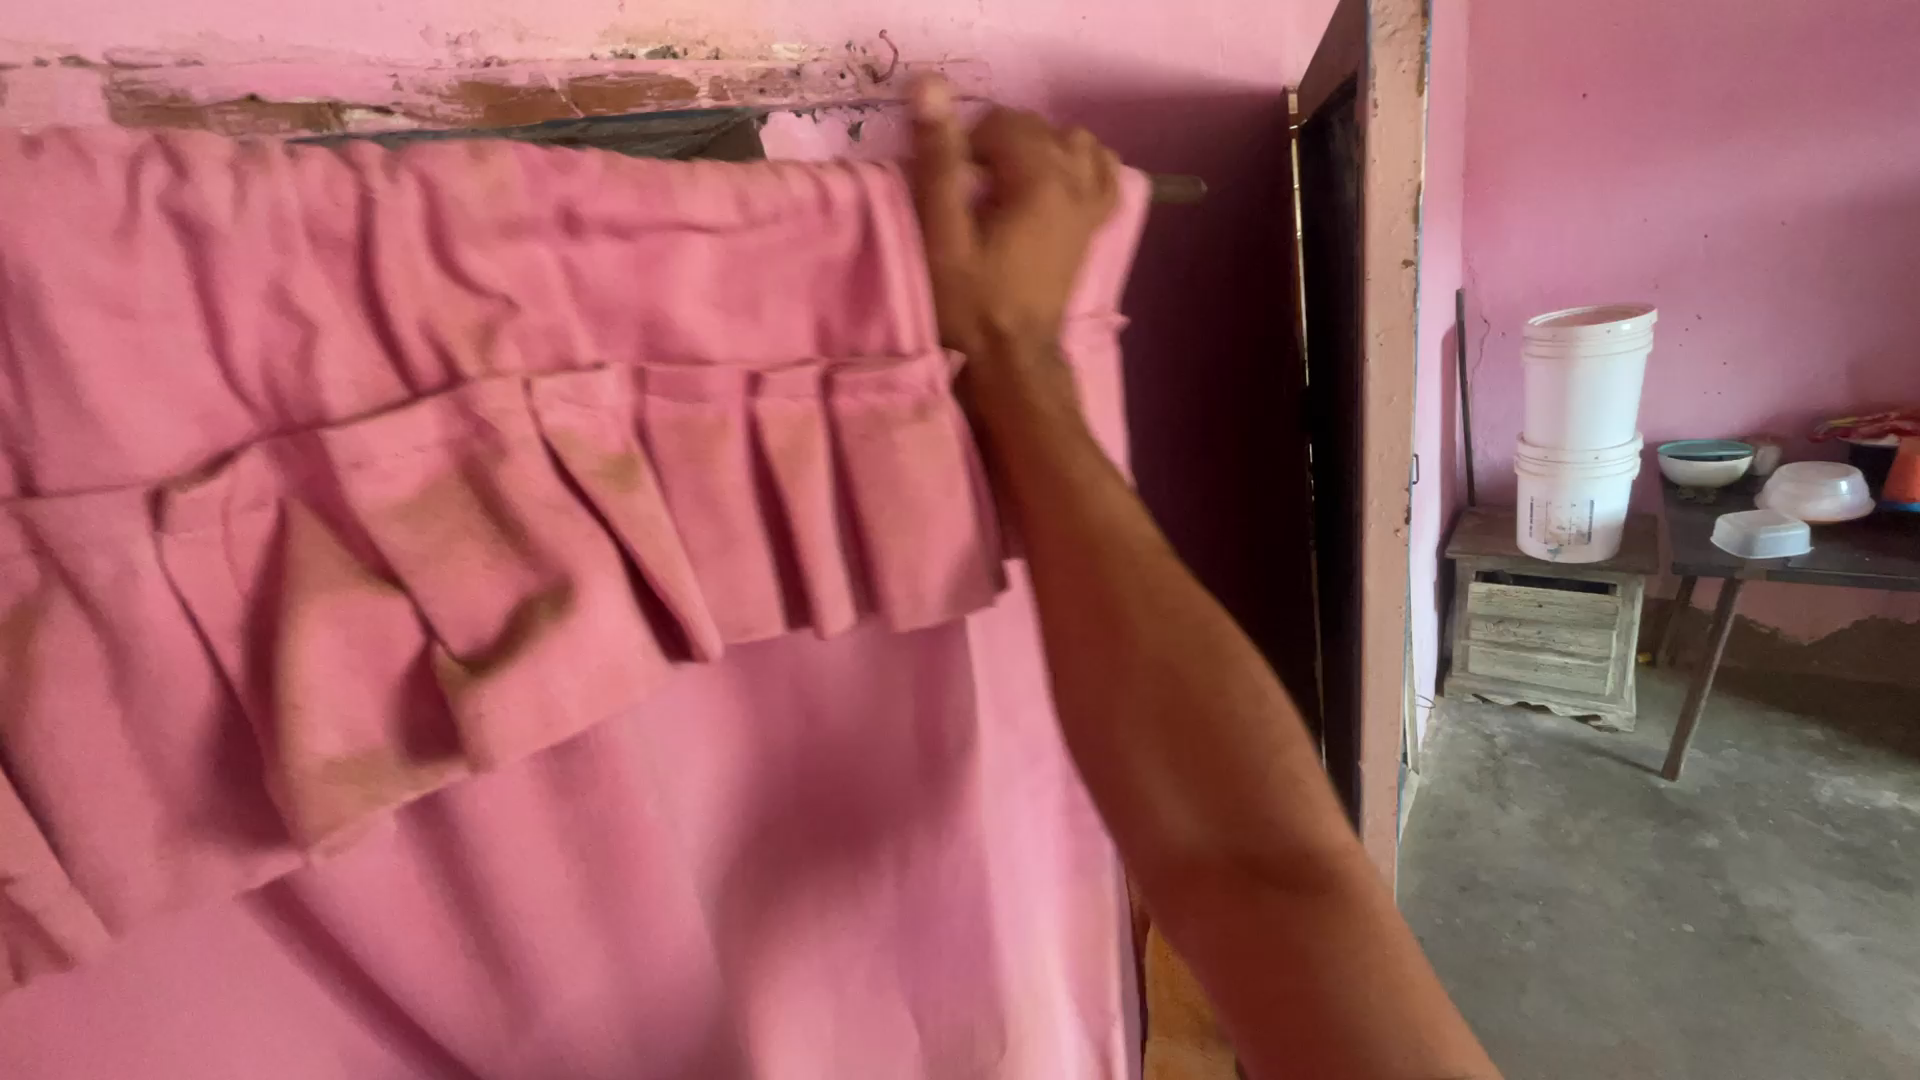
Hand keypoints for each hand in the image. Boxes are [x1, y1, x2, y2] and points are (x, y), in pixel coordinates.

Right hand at [907, 76, 1120, 358]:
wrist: (1013, 357)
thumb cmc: (973, 304)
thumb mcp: (943, 238)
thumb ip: (940, 163)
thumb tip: (929, 87)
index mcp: (1041, 179)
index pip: (1003, 123)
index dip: (969, 146)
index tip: (954, 186)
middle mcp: (1077, 182)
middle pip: (1038, 129)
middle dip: (1001, 146)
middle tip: (973, 191)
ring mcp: (1093, 205)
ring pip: (1074, 143)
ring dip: (1040, 151)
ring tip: (1011, 185)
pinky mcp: (1095, 226)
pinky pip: (1104, 174)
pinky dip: (1082, 166)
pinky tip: (1058, 184)